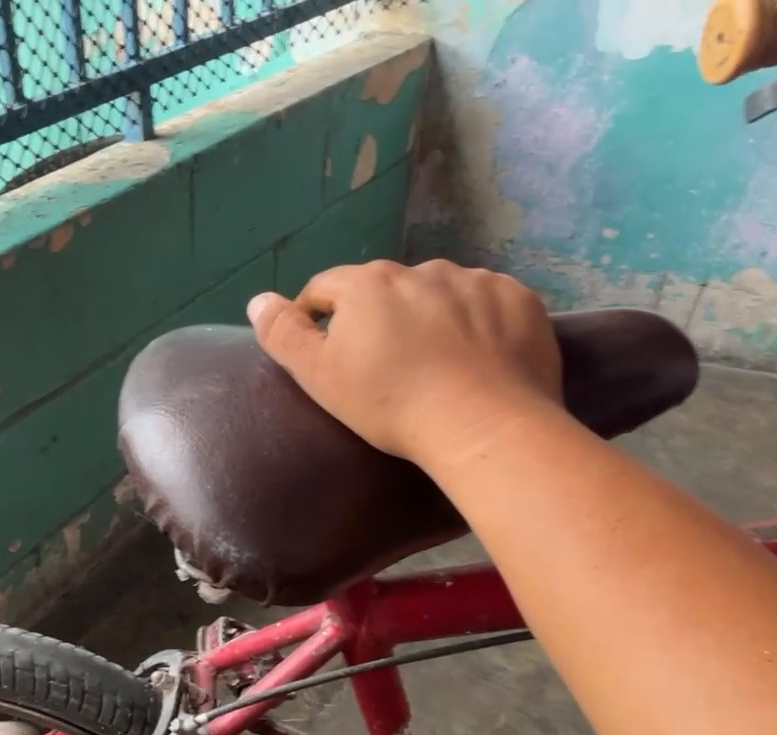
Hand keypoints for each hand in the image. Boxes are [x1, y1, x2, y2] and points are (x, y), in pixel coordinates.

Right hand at [246, 259, 562, 468]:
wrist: (481, 424)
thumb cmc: (389, 403)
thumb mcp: (319, 376)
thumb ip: (283, 334)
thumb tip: (258, 299)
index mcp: (368, 284)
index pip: (326, 288)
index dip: (316, 316)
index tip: (323, 350)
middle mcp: (421, 268)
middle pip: (385, 289)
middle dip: (378, 317)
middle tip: (382, 365)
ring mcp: (475, 280)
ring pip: (438, 293)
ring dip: (428, 316)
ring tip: (435, 363)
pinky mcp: (518, 299)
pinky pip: (486, 304)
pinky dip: (477, 323)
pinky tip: (476, 359)